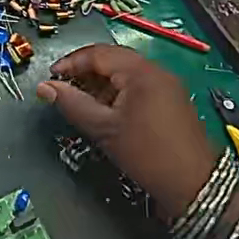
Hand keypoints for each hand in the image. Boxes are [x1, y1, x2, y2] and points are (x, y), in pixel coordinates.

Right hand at [36, 44, 218, 219]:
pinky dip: (116, 92)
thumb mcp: (103, 128)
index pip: (98, 54)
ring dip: (100, 82)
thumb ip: (71, 103)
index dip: (71, 63)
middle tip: (63, 88)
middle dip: (85, 72)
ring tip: (80, 101)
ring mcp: (166, 83)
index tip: (51, 77)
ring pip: (124, 72)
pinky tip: (105, 110)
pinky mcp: (171, 98)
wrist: (194, 185)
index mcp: (140, 71)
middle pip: (112, 59)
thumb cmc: (146, 153)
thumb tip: (44, 87)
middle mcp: (155, 70)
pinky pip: (137, 84)